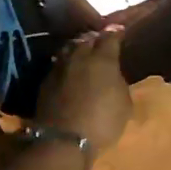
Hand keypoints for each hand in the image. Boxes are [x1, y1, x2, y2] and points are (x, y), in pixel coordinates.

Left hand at [34, 28, 131, 165]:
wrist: (64, 139)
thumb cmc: (103, 121)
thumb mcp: (124, 104)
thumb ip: (119, 83)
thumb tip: (113, 76)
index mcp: (103, 59)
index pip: (111, 37)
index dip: (116, 33)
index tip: (120, 30)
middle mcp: (80, 56)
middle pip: (88, 39)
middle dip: (96, 38)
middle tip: (102, 40)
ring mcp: (60, 67)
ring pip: (70, 49)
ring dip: (78, 48)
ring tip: (84, 52)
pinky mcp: (46, 81)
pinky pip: (59, 64)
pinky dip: (67, 63)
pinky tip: (70, 69)